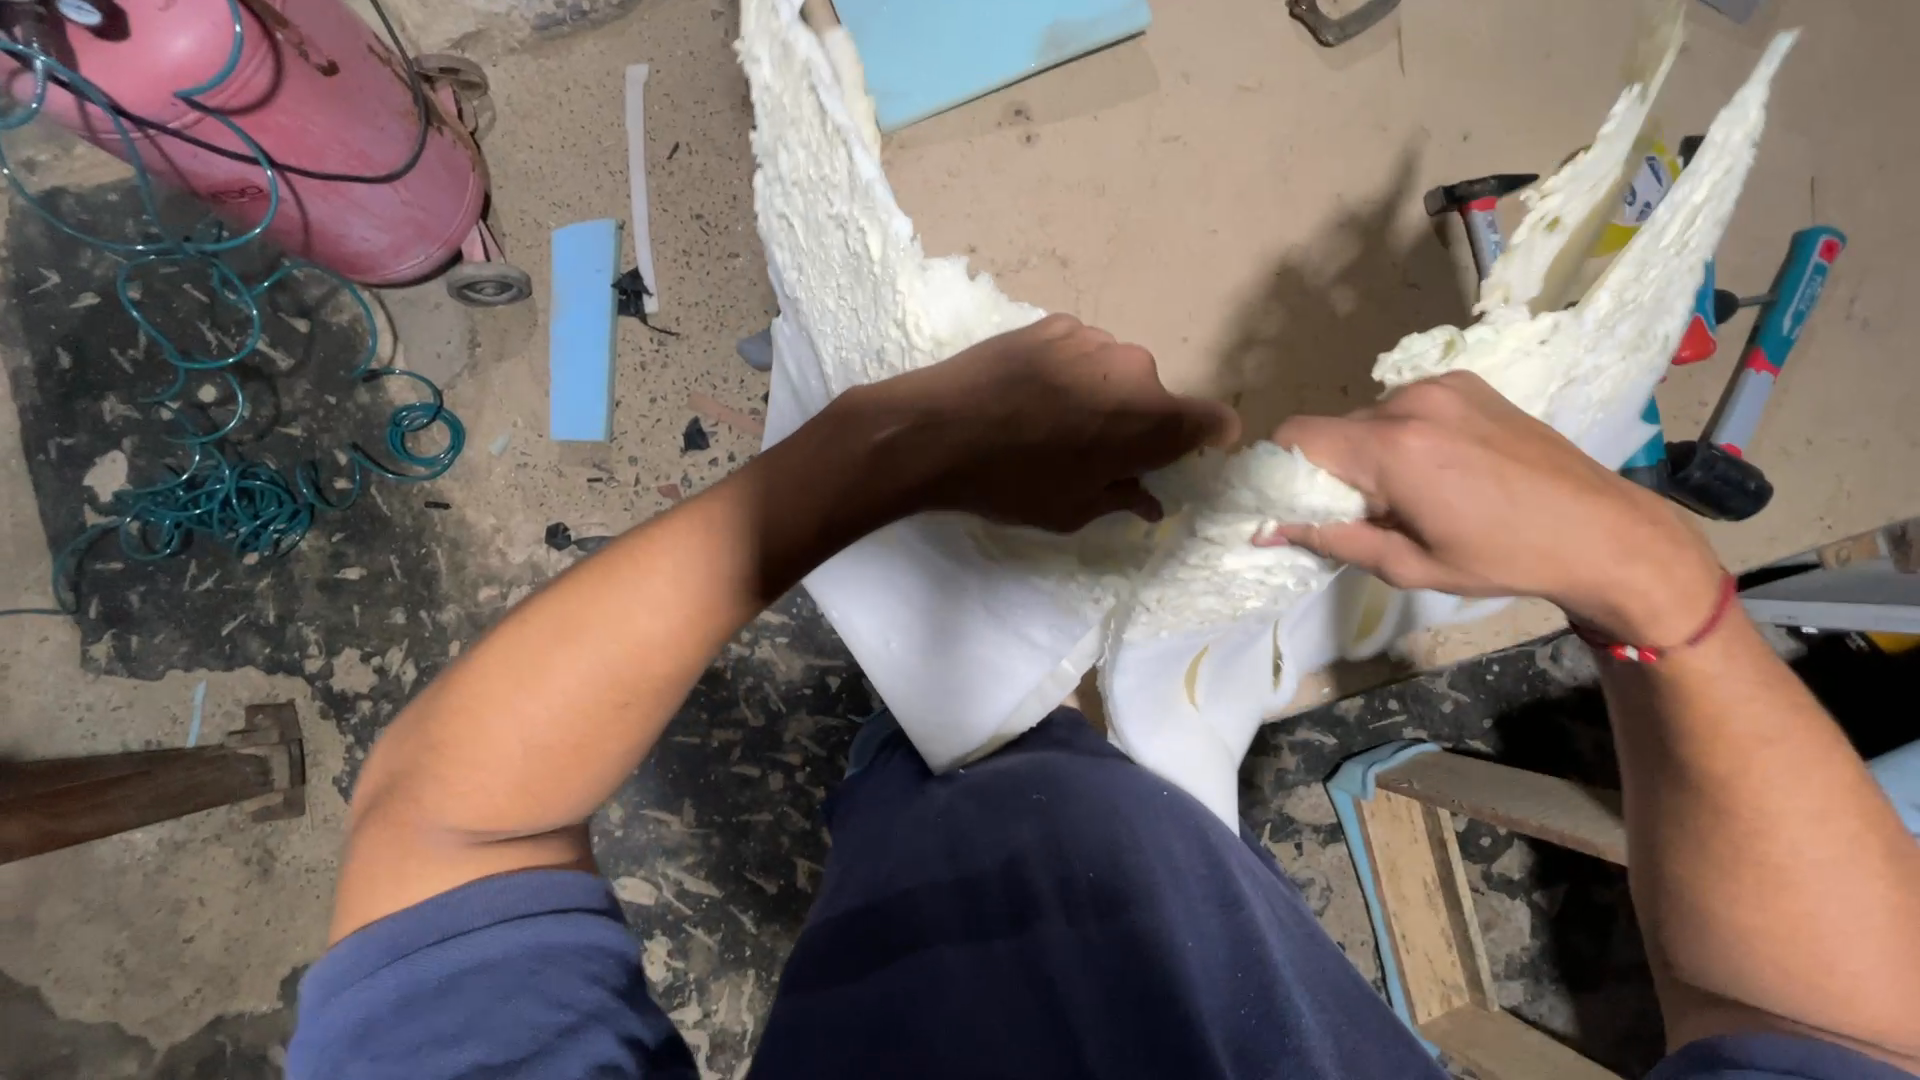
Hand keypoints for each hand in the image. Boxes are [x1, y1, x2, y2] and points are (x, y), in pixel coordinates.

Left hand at [840, 314, 1239, 532]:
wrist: (935, 430)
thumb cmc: (1011, 483)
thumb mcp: (1071, 509)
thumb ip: (1122, 499)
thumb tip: (1151, 500)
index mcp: (1150, 419)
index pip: (1211, 421)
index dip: (1206, 439)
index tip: (1186, 453)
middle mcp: (1133, 368)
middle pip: (1154, 399)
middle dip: (1137, 424)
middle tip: (1093, 451)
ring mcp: (1091, 339)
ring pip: (1115, 373)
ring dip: (1101, 396)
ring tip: (1050, 421)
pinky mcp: (1052, 323)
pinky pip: (1080, 353)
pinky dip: (1069, 373)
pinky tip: (1030, 394)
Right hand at [1255, 372, 1724, 644]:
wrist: (1603, 531)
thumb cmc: (1502, 559)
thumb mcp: (1407, 565)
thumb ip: (1330, 539)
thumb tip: (1266, 530)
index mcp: (1394, 449)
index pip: (1295, 436)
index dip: (1278, 468)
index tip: (1290, 502)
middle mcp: (1410, 403)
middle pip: (1329, 429)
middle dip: (1325, 469)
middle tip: (1356, 510)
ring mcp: (1441, 387)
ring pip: (1363, 418)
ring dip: (1362, 452)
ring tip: (1403, 491)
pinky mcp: (1465, 383)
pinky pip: (1400, 406)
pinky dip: (1395, 434)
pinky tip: (1431, 465)